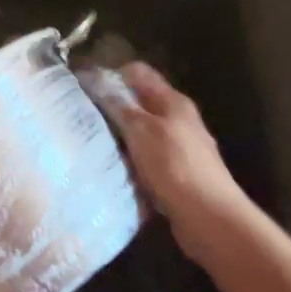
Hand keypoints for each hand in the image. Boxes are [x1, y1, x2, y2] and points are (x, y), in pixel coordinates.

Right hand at [99, 62, 247, 260]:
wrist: (209, 218)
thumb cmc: (175, 166)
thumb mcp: (141, 129)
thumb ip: (118, 105)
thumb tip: (95, 79)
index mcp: (173, 102)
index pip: (139, 73)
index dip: (111, 74)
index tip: (83, 86)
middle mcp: (178, 121)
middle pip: (139, 104)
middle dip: (112, 108)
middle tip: (81, 117)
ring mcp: (179, 149)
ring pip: (141, 134)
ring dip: (119, 138)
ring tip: (90, 144)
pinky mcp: (176, 175)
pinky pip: (145, 161)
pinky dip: (130, 163)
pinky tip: (113, 171)